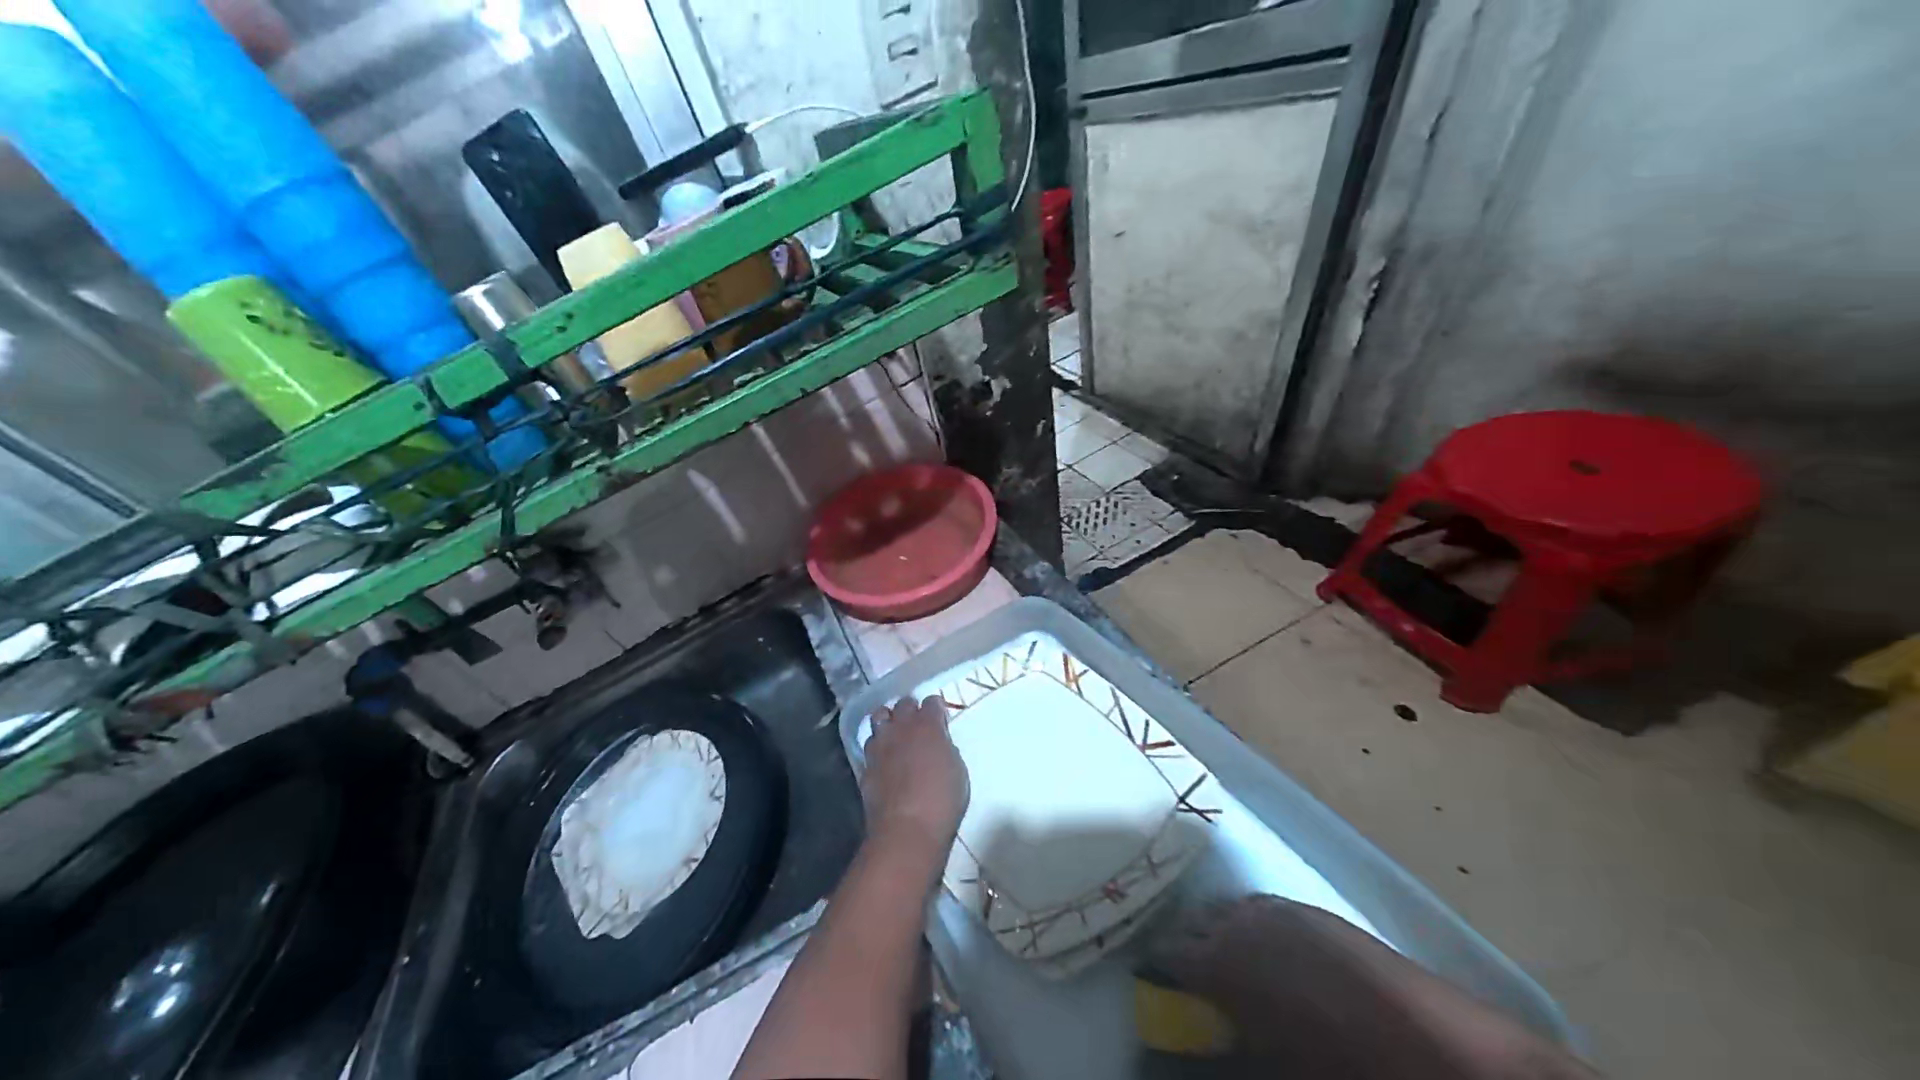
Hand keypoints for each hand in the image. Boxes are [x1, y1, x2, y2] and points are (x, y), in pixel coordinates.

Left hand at [862, 696, 969, 855]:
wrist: (906, 829)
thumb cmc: (942, 801)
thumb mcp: (957, 771)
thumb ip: (946, 749)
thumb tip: (937, 745)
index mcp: (928, 726)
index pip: (931, 702)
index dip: (936, 708)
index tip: (940, 717)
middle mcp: (901, 728)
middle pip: (903, 705)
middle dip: (911, 710)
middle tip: (917, 723)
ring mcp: (880, 746)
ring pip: (879, 717)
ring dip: (888, 721)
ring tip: (896, 734)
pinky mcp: (865, 765)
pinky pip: (870, 745)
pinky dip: (878, 747)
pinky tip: (884, 758)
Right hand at [1149, 896, 1595, 1078]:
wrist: (1449, 1061)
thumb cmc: (1344, 1073)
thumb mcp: (1269, 1072)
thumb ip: (1222, 1055)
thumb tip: (1181, 1051)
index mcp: (1225, 961)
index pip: (1167, 954)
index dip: (1157, 974)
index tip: (1156, 992)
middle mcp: (1246, 921)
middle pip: (1195, 924)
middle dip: (1187, 950)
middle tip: (1192, 987)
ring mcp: (1284, 911)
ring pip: (1230, 911)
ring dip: (1221, 935)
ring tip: (1232, 972)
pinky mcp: (1318, 913)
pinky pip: (1264, 911)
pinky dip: (1255, 929)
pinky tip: (1275, 961)